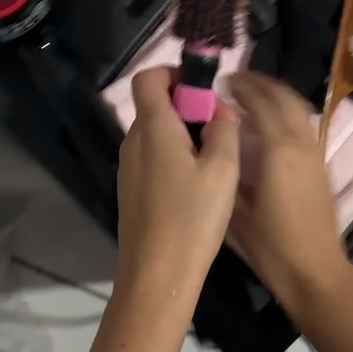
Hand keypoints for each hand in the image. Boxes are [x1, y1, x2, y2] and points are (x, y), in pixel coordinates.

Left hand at [114, 66, 240, 304]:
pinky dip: (171, 158)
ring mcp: (127, 168)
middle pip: (154, 104)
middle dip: (186, 106)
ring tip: (211, 163)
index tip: (201, 89)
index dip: (172, 72)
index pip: (147, 77)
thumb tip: (218, 111)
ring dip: (181, 134)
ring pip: (154, 133)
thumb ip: (224, 129)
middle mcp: (133, 140)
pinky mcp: (129, 191)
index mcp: (153, 127)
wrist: (156, 279)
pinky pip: (150, 158)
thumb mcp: (223, 170)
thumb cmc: (192, 218)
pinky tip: (194, 189)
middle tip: (217, 130)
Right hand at [228, 71, 352, 304]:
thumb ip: (229, 168)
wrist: (316, 273)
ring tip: (250, 93)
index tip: (222, 80)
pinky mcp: (320, 163)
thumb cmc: (272, 246)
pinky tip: (268, 120)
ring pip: (296, 106)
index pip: (261, 102)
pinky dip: (285, 109)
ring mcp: (314, 151)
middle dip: (260, 83)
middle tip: (235, 80)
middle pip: (283, 96)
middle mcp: (300, 142)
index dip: (242, 87)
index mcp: (279, 149)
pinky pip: (302, 121)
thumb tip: (219, 138)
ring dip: (274, 93)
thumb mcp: (238, 209)